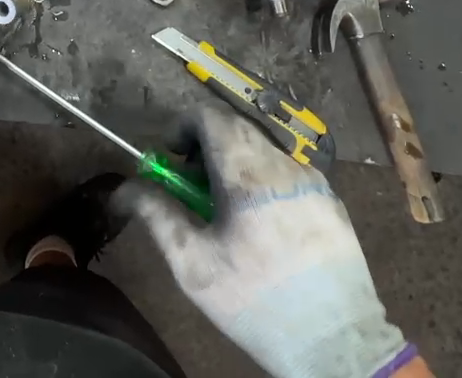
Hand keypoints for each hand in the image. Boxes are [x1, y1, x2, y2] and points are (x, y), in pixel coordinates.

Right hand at [121, 109, 416, 377]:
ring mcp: (313, 181)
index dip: (183, 126)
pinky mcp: (332, 200)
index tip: (174, 158)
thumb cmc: (256, 302)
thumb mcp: (193, 264)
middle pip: (235, 127)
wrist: (338, 346)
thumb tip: (123, 188)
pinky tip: (263, 223)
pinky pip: (287, 171)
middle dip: (207, 145)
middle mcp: (283, 165)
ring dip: (236, 161)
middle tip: (195, 187)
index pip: (209, 115)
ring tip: (228, 208)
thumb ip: (156, 214)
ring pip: (262, 148)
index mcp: (246, 174)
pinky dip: (264, 179)